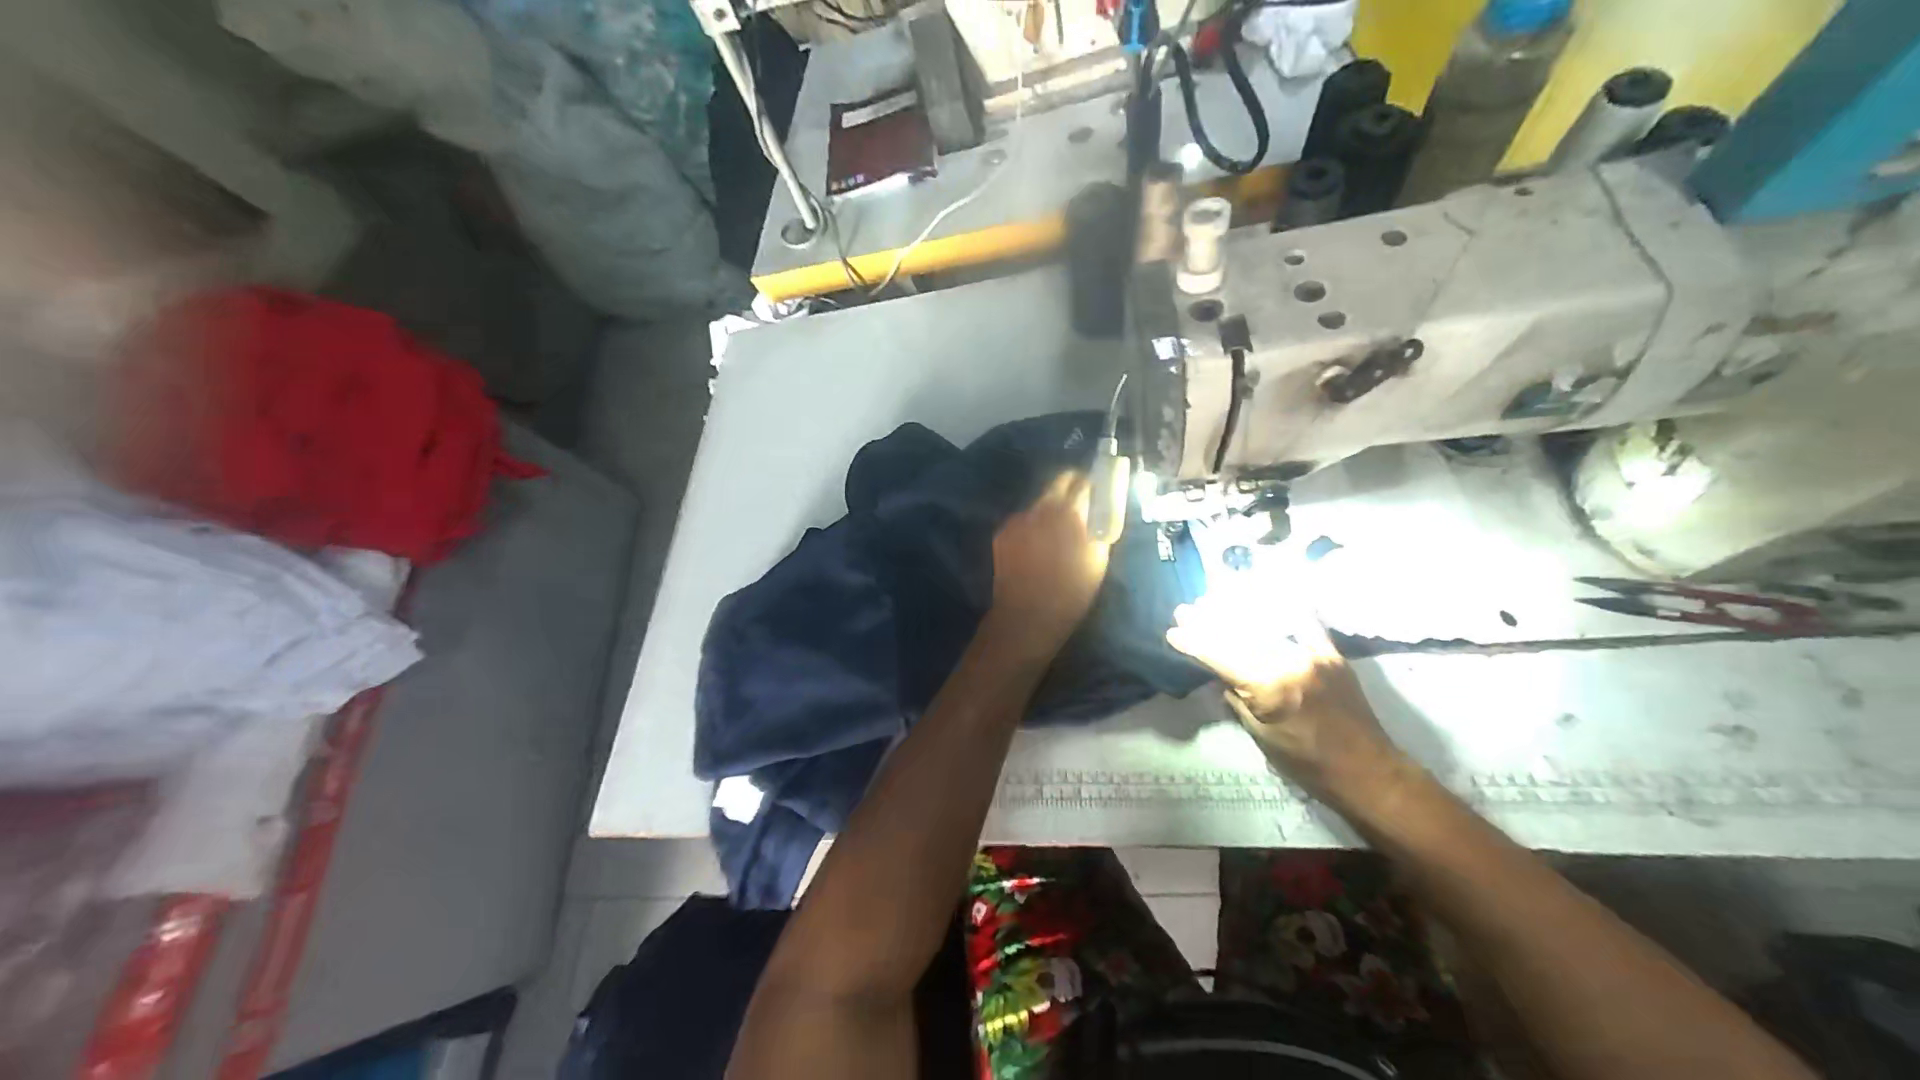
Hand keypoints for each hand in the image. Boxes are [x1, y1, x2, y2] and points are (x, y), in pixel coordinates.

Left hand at [987, 471, 1112, 653]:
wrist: (1028, 615)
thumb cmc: (1072, 591)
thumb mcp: (1098, 558)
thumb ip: (1099, 527)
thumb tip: (1100, 510)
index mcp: (1070, 512)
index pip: (1084, 481)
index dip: (1093, 484)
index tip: (1098, 492)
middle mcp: (1042, 507)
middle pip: (1059, 483)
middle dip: (1071, 488)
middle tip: (1079, 505)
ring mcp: (1018, 519)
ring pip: (1039, 503)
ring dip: (1050, 510)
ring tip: (1054, 536)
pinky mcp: (1002, 532)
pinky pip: (1022, 521)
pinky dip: (1031, 528)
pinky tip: (1034, 549)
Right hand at [1165, 593, 1402, 799]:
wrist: (1365, 769)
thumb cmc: (1305, 762)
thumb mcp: (1259, 733)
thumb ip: (1237, 697)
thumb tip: (1219, 673)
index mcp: (1268, 687)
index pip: (1220, 656)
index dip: (1193, 642)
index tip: (1173, 632)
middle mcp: (1289, 661)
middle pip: (1240, 631)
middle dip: (1209, 620)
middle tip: (1186, 611)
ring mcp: (1313, 651)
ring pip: (1266, 619)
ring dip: (1236, 609)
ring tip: (1214, 602)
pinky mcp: (1330, 650)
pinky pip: (1300, 620)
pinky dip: (1278, 608)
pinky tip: (1261, 597)